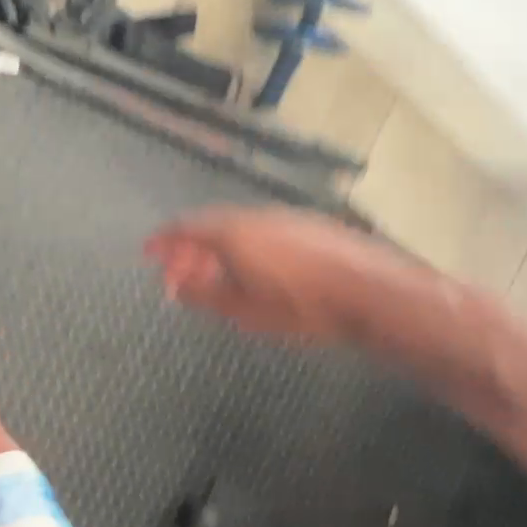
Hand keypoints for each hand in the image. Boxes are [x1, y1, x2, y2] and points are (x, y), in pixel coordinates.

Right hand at [144, 207, 424, 341]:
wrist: (379, 294)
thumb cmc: (302, 306)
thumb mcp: (241, 310)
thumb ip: (202, 295)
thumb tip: (176, 286)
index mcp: (231, 232)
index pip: (182, 228)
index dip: (161, 241)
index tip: (148, 254)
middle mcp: (256, 216)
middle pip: (209, 224)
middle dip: (189, 247)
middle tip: (180, 272)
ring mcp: (288, 218)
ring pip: (239, 226)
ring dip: (218, 246)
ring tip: (215, 274)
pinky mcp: (313, 227)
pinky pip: (263, 230)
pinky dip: (245, 245)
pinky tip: (252, 269)